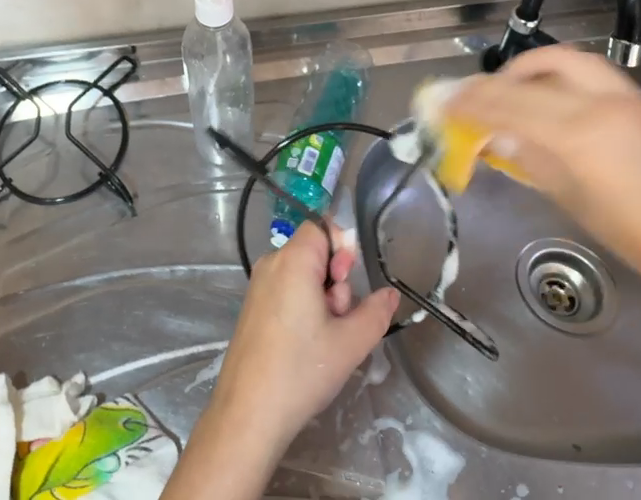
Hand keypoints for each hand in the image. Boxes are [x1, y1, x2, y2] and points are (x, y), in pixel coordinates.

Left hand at [208, 220, 398, 448]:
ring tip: (323, 338)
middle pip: (313, 253)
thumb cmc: (302, 370)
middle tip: (338, 319)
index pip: (320, 227)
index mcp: (291, 261)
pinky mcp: (253, 308)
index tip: (346, 282)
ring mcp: (258, 287)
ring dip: (322, 299)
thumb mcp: (351, 342)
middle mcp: (270, 264)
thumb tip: (390, 294)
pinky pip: (287, 291)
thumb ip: (376, 311)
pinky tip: (307, 345)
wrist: (250, 412)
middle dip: (335, 281)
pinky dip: (303, 309)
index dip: (341, 248)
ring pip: (302, 276)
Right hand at [447, 44, 640, 295]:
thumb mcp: (568, 196)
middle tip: (476, 95)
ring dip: (529, 68)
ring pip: (564, 60)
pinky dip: (557, 74)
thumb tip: (491, 136)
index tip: (442, 102)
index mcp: (578, 133)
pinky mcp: (637, 100)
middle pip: (533, 73)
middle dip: (496, 80)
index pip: (509, 104)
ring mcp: (623, 96)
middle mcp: (600, 102)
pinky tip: (546, 97)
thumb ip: (527, 157)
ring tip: (510, 89)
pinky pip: (587, 72)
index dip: (470, 101)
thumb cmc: (631, 232)